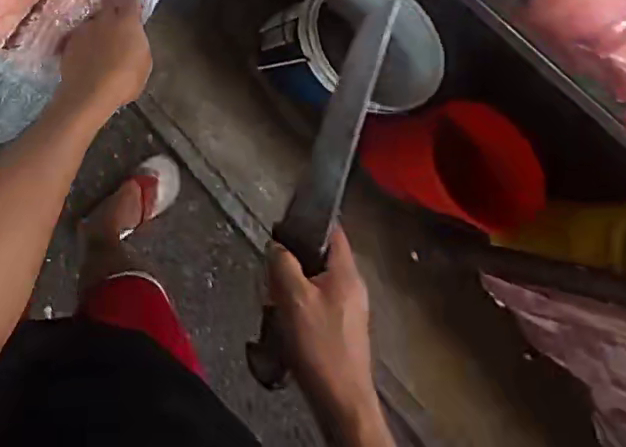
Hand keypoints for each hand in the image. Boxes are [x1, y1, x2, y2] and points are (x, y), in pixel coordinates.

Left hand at [56, 0, 150, 117]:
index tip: (135, 10)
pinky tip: (87, 55)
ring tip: (100, 43)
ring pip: (94, 22)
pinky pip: (81, 36)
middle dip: (115, 13)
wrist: (89, 94)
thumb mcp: (144, 62)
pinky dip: (85, 42)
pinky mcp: (69, 42)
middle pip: (110, 7)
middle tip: (119, 26)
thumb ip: (139, 42)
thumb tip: (134, 37)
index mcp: (127, 20)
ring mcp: (84, 29)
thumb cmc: (124, 79)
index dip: (133, 3)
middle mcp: (104, 18)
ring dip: (98, 28)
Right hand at [268, 230, 392, 446]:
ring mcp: (350, 310)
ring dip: (294, 289)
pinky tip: (286, 325)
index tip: (285, 225)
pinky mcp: (343, 331)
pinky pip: (318, 305)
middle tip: (273, 275)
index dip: (310, 222)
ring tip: (275, 303)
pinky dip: (300, 308)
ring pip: (316, 283)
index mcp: (346, 272)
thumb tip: (276, 245)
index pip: (332, 231)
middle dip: (294, 263)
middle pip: (320, 258)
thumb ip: (282, 264)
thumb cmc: (320, 346)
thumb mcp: (293, 298)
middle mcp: (353, 286)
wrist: (342, 403)